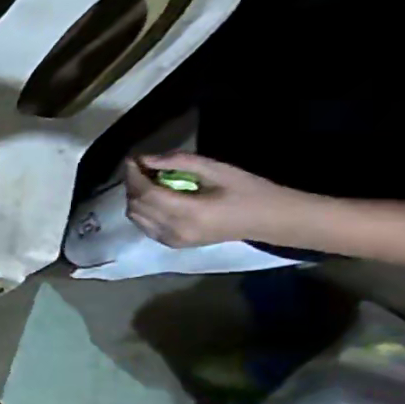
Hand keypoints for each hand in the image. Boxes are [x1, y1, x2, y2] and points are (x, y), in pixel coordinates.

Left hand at [124, 151, 318, 247]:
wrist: (271, 220)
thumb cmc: (249, 191)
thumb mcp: (218, 170)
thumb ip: (180, 162)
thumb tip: (145, 159)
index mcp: (189, 213)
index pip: (146, 193)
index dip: (134, 175)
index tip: (132, 159)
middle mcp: (175, 230)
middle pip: (136, 205)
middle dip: (133, 184)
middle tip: (140, 167)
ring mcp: (172, 240)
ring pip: (135, 217)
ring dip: (135, 197)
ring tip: (146, 180)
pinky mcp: (173, 244)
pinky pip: (144, 226)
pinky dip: (141, 210)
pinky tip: (153, 198)